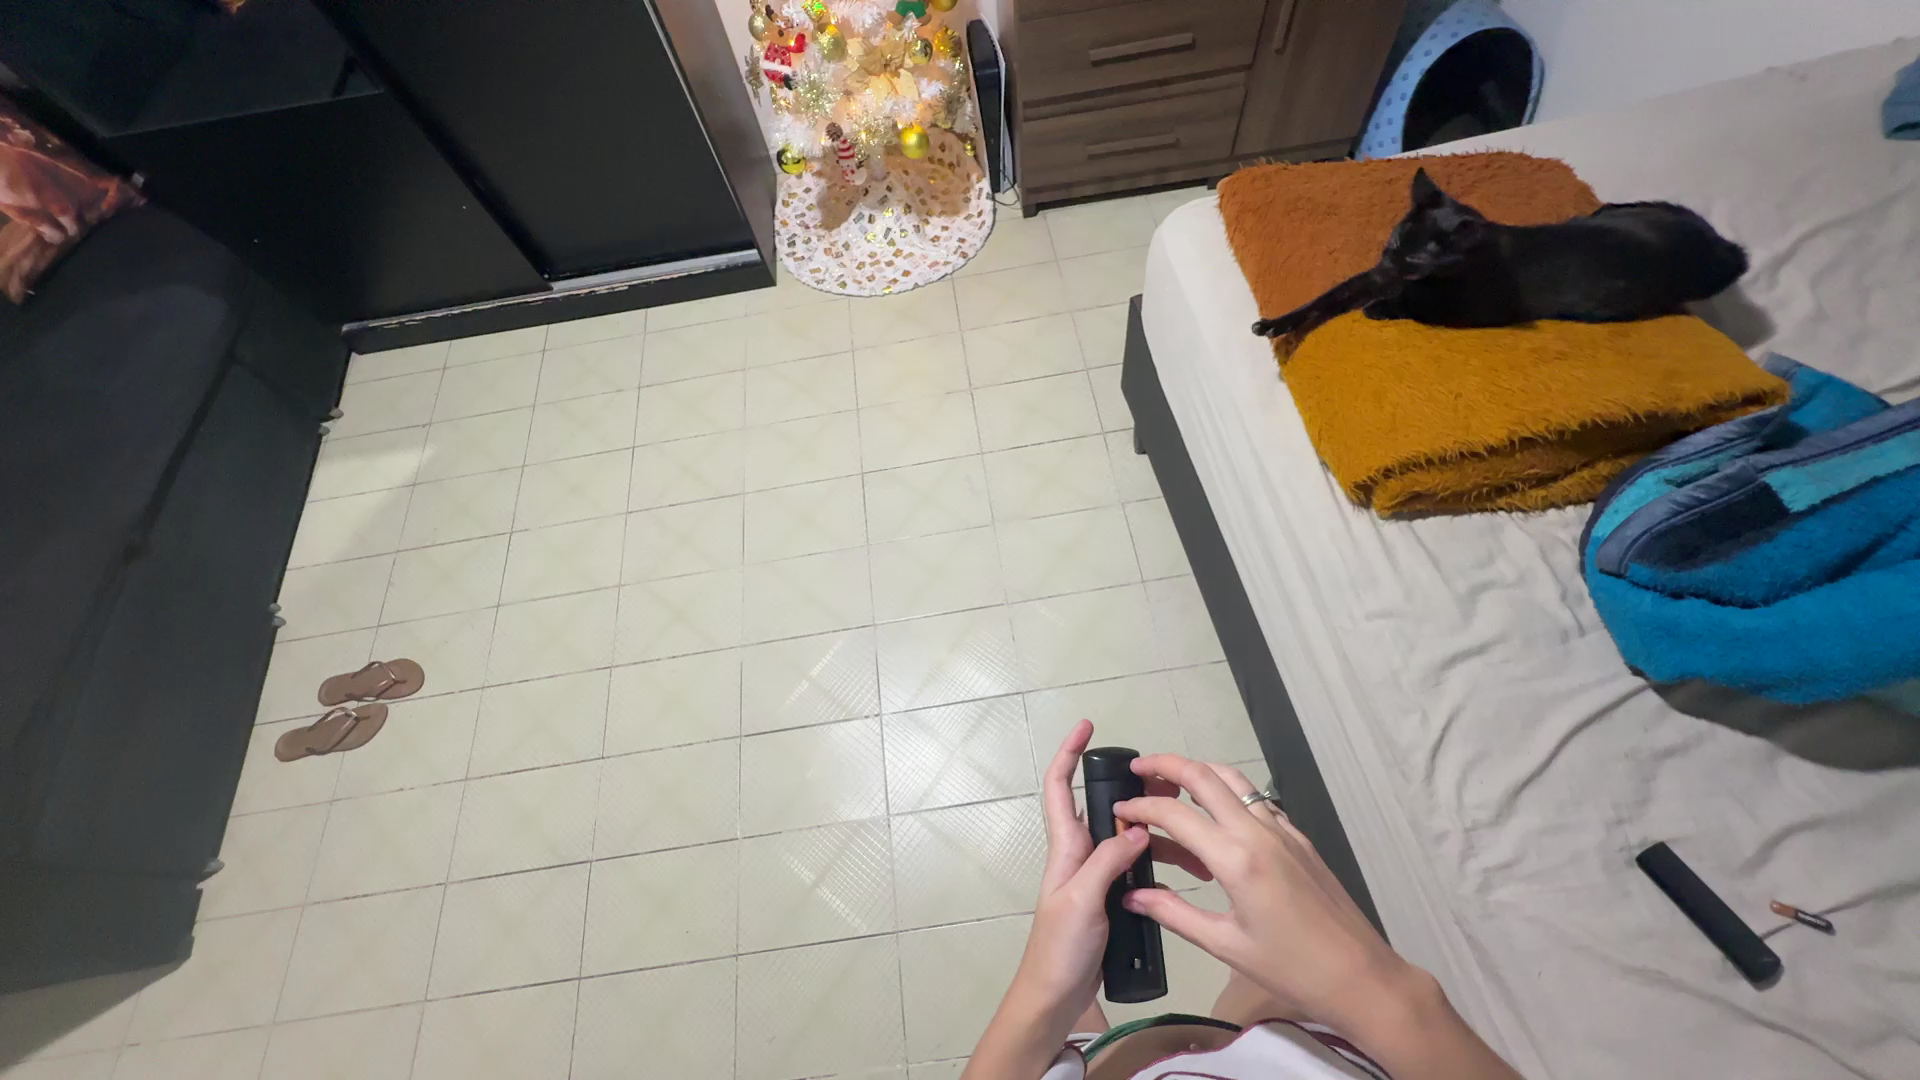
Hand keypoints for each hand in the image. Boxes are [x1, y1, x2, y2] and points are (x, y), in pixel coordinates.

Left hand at [1008, 722, 1210, 1030]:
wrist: (1055, 996)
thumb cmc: (1059, 947)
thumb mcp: (1082, 899)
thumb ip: (1107, 861)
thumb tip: (1137, 829)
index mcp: (1065, 845)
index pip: (1059, 785)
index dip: (1068, 753)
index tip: (1087, 727)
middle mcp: (1079, 852)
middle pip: (1105, 807)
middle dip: (1136, 793)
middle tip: (1172, 790)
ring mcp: (1096, 874)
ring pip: (1129, 839)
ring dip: (1157, 836)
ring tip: (1193, 846)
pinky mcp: (1111, 896)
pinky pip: (1138, 867)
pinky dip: (1159, 863)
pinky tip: (1184, 872)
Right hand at [1113, 755, 1415, 1033]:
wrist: (1363, 977)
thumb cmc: (1291, 969)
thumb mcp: (1226, 945)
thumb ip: (1174, 913)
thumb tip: (1130, 896)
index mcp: (1235, 859)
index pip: (1175, 813)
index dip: (1141, 806)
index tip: (1119, 809)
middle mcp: (1257, 832)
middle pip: (1204, 775)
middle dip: (1166, 764)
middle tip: (1138, 770)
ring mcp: (1281, 829)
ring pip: (1233, 779)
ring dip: (1198, 771)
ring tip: (1170, 781)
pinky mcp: (1297, 836)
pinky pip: (1255, 800)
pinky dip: (1226, 794)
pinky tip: (1215, 818)